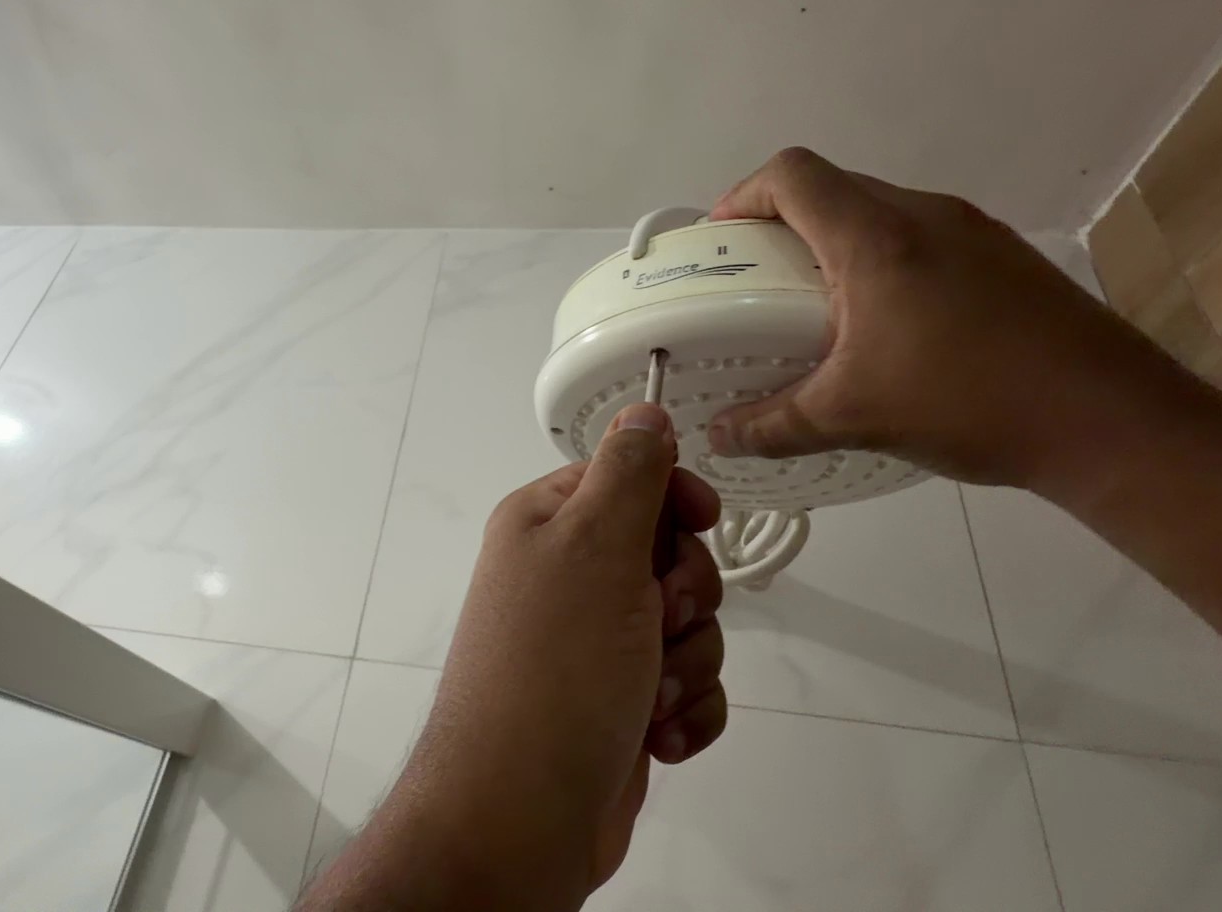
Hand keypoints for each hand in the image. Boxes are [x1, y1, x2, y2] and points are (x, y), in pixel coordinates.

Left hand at [413, 403, 725, 902]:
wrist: (522, 814)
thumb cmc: (554, 670)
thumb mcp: (594, 548)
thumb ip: (628, 472)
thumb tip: (643, 408)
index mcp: (549, 522)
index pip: (632, 475)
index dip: (675, 498)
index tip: (699, 522)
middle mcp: (569, 575)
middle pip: (671, 551)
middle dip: (685, 592)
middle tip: (658, 619)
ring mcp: (597, 641)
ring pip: (689, 622)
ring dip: (686, 660)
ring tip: (649, 693)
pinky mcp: (623, 698)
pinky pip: (688, 682)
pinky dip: (686, 708)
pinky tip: (657, 732)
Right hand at [705, 147, 1188, 486]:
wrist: (1115, 423)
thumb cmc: (970, 402)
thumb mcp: (852, 417)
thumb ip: (772, 425)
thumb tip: (717, 438)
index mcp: (877, 238)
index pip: (791, 175)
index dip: (743, 197)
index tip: (721, 244)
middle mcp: (924, 215)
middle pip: (832, 188)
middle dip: (781, 226)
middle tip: (757, 284)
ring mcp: (973, 231)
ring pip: (878, 211)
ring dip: (834, 244)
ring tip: (816, 308)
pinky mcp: (1003, 258)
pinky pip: (920, 238)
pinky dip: (881, 263)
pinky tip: (886, 326)